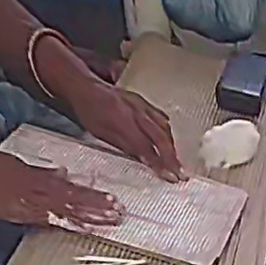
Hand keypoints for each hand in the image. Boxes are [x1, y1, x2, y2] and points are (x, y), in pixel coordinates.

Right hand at [0, 147, 121, 226]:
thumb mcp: (21, 166)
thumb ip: (43, 173)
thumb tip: (63, 174)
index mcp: (42, 179)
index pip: (75, 190)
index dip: (95, 196)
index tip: (114, 200)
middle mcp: (43, 190)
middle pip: (78, 200)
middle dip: (100, 207)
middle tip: (121, 213)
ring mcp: (36, 203)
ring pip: (71, 210)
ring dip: (92, 216)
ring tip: (112, 220)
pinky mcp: (26, 213)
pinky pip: (53, 220)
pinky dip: (71, 223)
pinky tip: (86, 228)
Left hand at [63, 78, 183, 180]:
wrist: (84, 87)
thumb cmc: (90, 112)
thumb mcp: (103, 134)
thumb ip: (126, 146)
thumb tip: (146, 160)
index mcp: (123, 121)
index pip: (146, 147)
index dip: (159, 163)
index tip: (169, 177)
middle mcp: (136, 111)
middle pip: (160, 138)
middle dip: (172, 158)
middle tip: (180, 175)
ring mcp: (141, 105)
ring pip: (163, 127)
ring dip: (172, 147)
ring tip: (177, 163)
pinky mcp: (142, 102)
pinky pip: (160, 117)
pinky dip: (168, 133)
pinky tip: (169, 141)